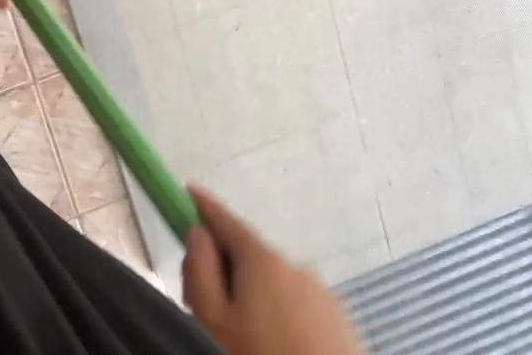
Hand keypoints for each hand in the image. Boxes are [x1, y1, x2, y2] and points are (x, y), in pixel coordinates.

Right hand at [182, 188, 363, 354]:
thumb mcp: (210, 317)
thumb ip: (198, 267)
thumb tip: (198, 233)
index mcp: (263, 260)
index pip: (226, 220)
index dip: (202, 205)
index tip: (186, 192)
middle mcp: (298, 268)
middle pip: (249, 255)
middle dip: (226, 268)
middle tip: (208, 304)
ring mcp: (327, 297)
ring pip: (276, 283)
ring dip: (256, 294)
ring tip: (245, 335)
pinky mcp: (345, 326)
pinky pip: (301, 306)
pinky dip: (283, 314)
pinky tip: (277, 346)